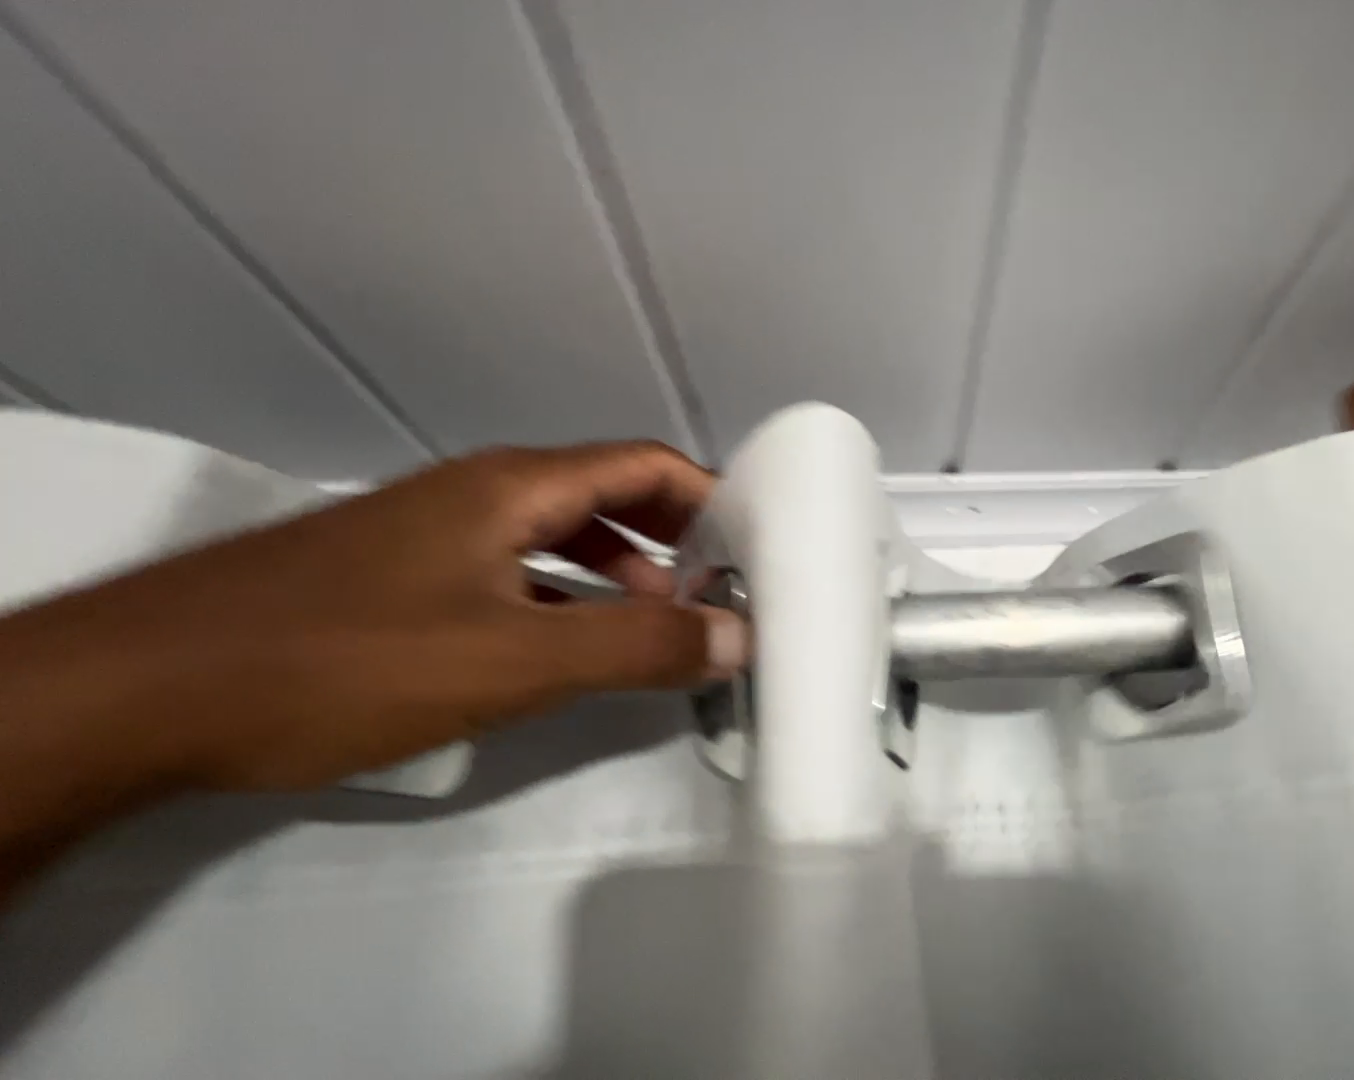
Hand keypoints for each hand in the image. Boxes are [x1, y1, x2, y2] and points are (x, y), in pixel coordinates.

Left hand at [0, 441, 747, 795]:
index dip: (709, 497)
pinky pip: (512, 571)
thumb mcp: (515, 658)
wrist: (139, 694)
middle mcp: (480, 495)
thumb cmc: (345, 660)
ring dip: (619, 571)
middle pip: (606, 495)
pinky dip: (563, 596)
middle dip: (673, 538)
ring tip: (655, 624)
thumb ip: (637, 646)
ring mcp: (434, 535)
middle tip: (715, 594)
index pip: (645, 466)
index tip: (753, 548)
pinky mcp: (399, 578)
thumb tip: (738, 637)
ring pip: (558, 536)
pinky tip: (562, 647)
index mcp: (516, 488)